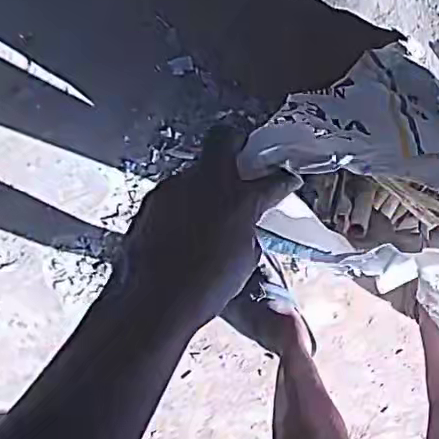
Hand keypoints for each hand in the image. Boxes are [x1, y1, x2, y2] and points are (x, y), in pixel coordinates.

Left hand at [114, 124, 299, 323]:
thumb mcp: (244, 261)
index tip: (285, 180)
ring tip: (211, 211)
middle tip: (244, 155)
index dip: (283, 179)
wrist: (156, 299)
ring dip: (207, 184)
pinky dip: (185, 205)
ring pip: (196, 171)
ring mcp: (175, 188)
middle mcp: (207, 183)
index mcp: (241, 199)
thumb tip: (243, 228)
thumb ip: (247, 232)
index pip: (272, 179)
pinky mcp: (152, 202)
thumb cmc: (204, 286)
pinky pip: (175, 194)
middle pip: (224, 139)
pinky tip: (186, 229)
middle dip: (237, 142)